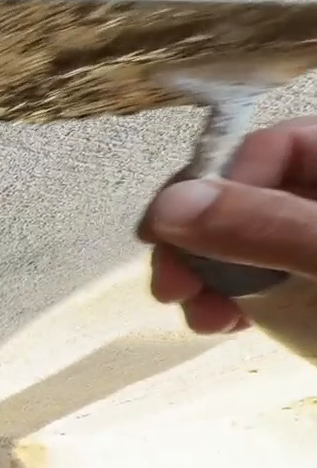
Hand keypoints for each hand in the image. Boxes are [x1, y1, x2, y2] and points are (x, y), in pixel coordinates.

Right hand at [141, 118, 316, 333]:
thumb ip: (268, 227)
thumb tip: (165, 204)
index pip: (277, 144)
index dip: (218, 187)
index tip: (180, 241)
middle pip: (251, 194)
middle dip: (198, 243)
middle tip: (173, 292)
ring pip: (248, 238)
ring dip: (206, 278)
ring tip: (203, 320)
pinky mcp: (316, 274)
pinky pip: (265, 270)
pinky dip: (234, 296)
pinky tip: (228, 322)